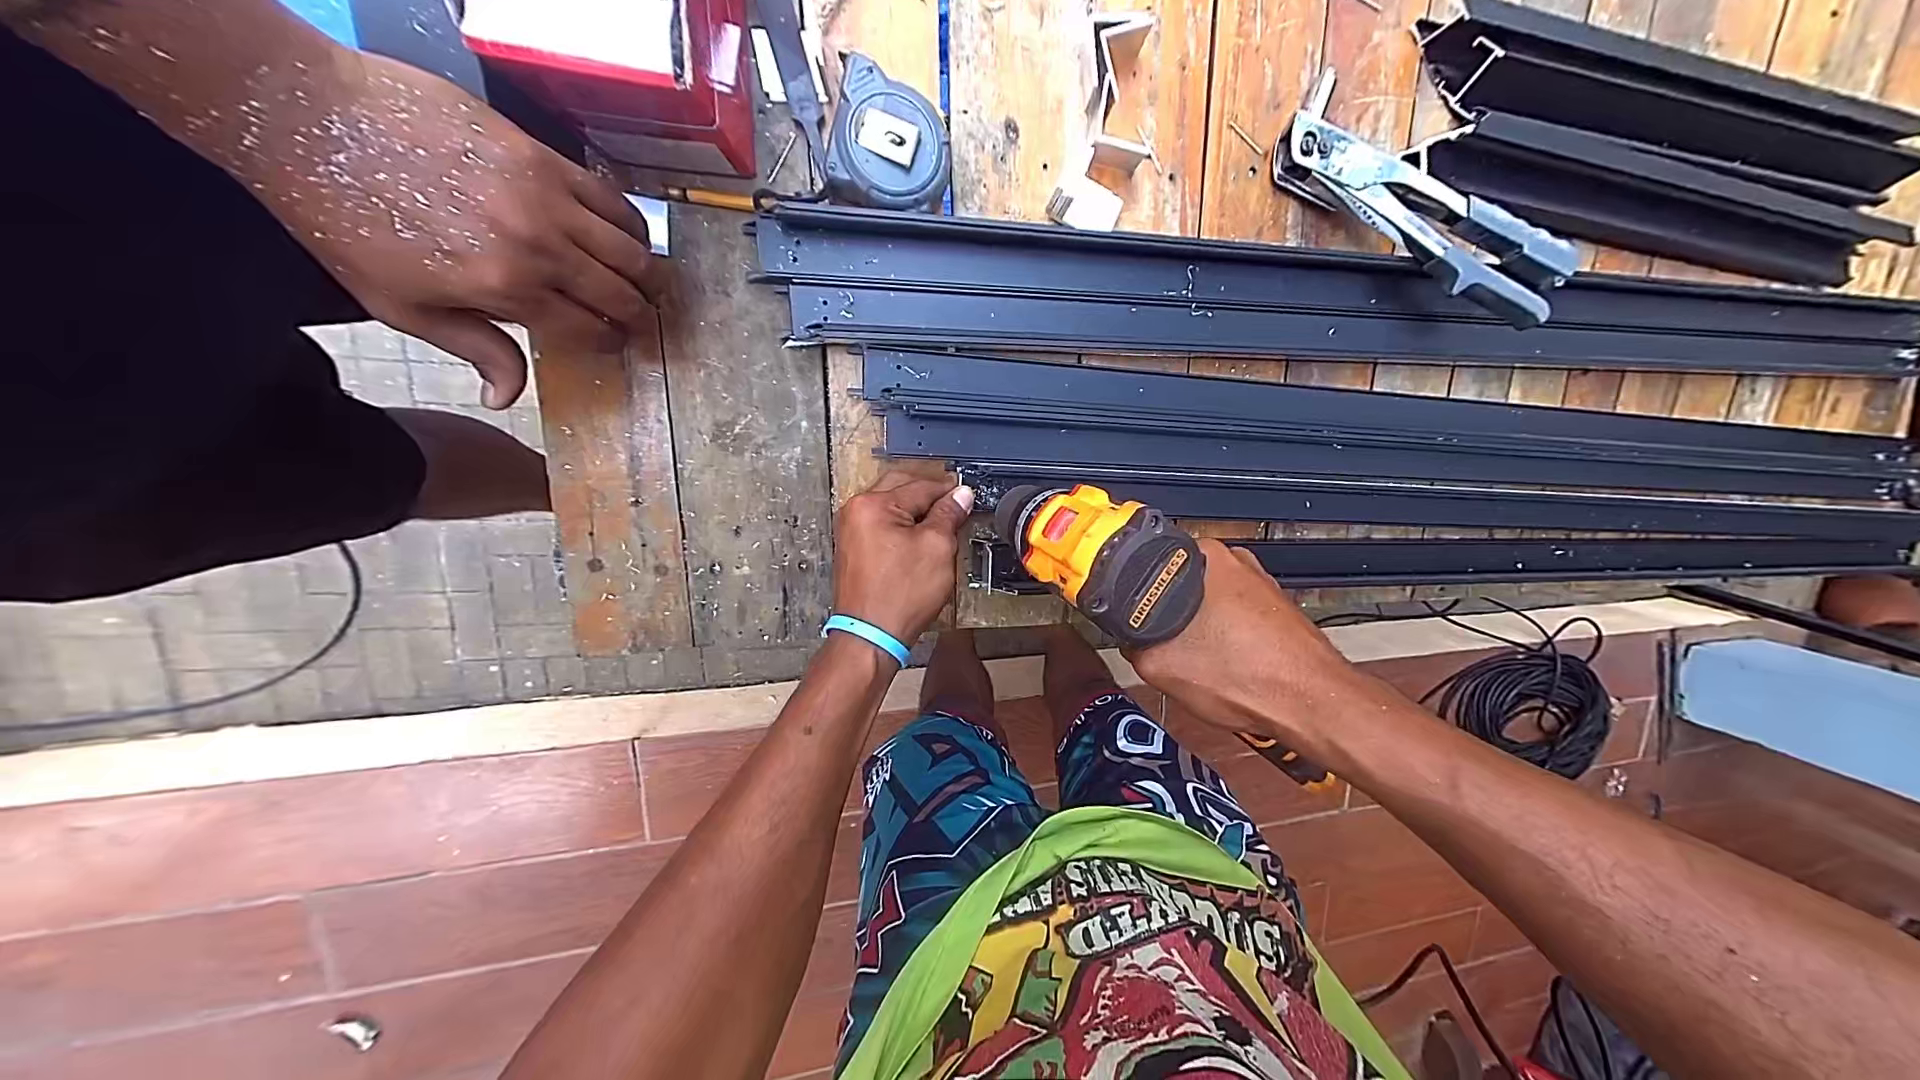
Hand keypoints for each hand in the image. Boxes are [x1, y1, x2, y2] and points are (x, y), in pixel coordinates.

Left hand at [247, 51, 661, 407]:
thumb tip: (505, 399)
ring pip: (632, 251)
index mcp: (507, 290)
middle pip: (623, 295)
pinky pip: (614, 199)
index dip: (610, 343)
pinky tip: (626, 236)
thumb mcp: (401, 306)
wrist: (304, 117)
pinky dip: (631, 225)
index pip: (590, 331)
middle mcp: (540, 248)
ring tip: (643, 283)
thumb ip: (472, 348)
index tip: (615, 345)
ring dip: (646, 275)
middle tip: (640, 321)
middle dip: (639, 316)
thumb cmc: (345, 219)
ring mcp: (547, 199)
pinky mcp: (543, 158)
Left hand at [832, 473, 974, 644]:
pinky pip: (881, 525)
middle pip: (901, 489)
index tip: (966, 497)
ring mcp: (851, 531)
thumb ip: (948, 515)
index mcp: (872, 505)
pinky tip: (919, 540)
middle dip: (930, 496)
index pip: (921, 486)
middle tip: (955, 505)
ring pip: (890, 507)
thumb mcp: (937, 548)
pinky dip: (901, 527)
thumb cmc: (897, 598)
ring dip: (915, 511)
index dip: (949, 491)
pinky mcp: (853, 549)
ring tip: (940, 525)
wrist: (871, 635)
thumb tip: (960, 496)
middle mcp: (855, 512)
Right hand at [1124, 540, 1365, 745]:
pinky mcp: (1272, 611)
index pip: (1147, 565)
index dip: (1134, 601)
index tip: (1135, 623)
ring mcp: (1258, 586)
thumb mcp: (1159, 665)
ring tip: (1202, 663)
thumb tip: (1127, 639)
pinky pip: (1230, 623)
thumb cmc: (1255, 679)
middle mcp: (1236, 562)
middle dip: (1167, 619)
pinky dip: (1223, 644)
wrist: (1313, 706)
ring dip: (1197, 633)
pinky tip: (1225, 669)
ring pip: (1204, 607)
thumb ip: (1132, 644)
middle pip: (1176, 588)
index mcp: (1207, 557)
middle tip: (1169, 649)